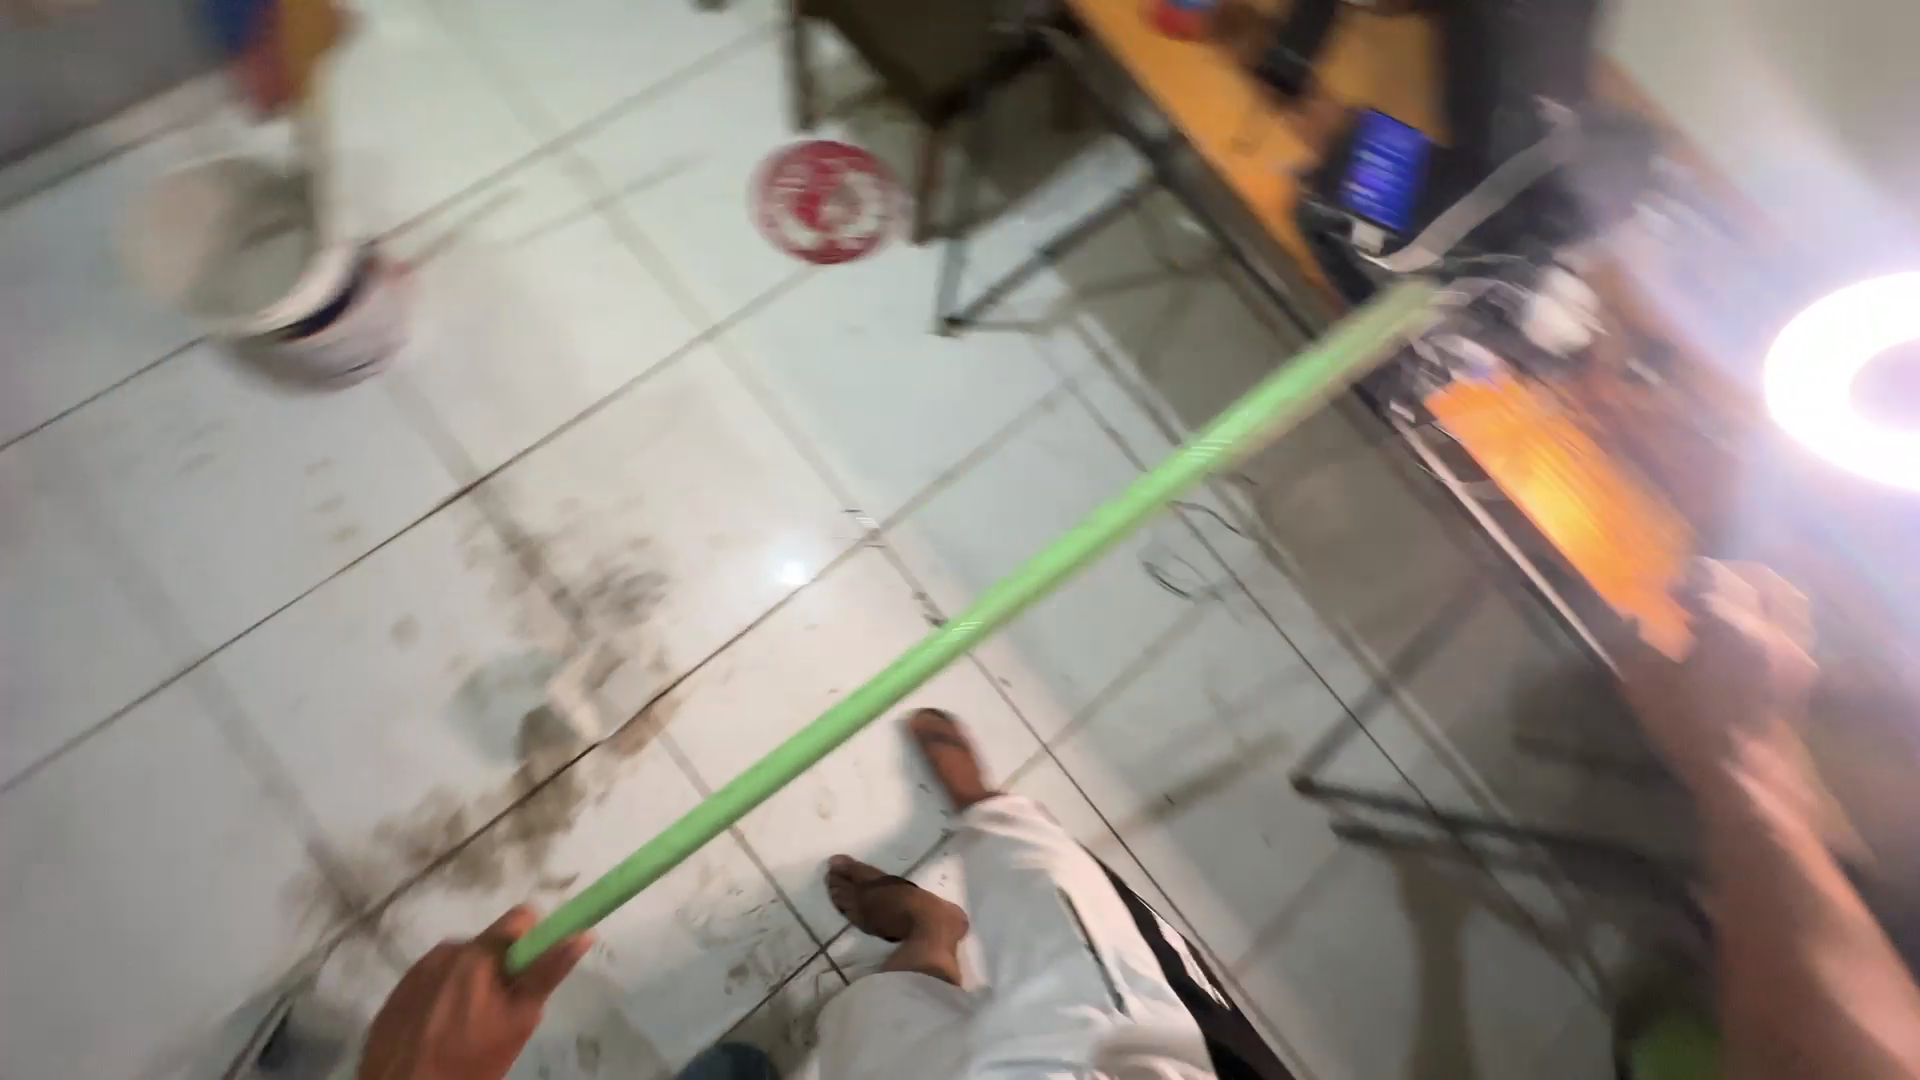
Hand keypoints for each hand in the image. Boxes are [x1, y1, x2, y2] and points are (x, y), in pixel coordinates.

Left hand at [359, 907, 591, 1079]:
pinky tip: (438, 1032)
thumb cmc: (468, 1064)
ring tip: (466, 1027)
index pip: (521, 917)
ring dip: (472, 981)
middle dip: (502, 968)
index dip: (535, 940)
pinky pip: (433, 981)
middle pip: (491, 944)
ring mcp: (415, 974)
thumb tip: (583, 934)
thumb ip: (548, 971)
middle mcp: (445, 951)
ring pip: (462, 963)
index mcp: (478, 952)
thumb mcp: (519, 1021)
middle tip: (500, 1012)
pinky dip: (444, 996)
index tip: (531, 973)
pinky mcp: (394, 997)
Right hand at [1618, 559, 1817, 802]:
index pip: (1714, 579)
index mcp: (1732, 629)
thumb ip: (1630, 640)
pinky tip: (1732, 631)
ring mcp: (1794, 650)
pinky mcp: (1800, 670)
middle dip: (1723, 574)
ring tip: (1716, 602)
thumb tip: (1626, 614)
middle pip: (1759, 580)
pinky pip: (1789, 623)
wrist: (1742, 772)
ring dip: (1751, 590)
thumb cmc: (1685, 724)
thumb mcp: (1642, 680)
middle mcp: (1773, 632)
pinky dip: (1764, 612)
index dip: (1686, 576)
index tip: (1661, 585)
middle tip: (1689, 584)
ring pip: (1785, 599)